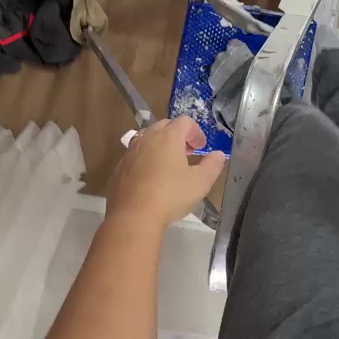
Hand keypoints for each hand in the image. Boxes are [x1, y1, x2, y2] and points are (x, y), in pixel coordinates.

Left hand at [106, 118, 226, 230]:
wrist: (133, 217)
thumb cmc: (171, 196)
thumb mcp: (200, 183)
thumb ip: (212, 165)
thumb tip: (219, 154)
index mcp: (169, 136)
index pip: (185, 121)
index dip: (196, 132)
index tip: (201, 147)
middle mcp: (148, 138)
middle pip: (165, 126)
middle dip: (178, 135)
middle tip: (186, 153)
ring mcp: (131, 152)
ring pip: (147, 139)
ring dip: (159, 146)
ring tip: (167, 165)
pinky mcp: (119, 168)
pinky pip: (135, 155)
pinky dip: (145, 159)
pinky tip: (149, 179)